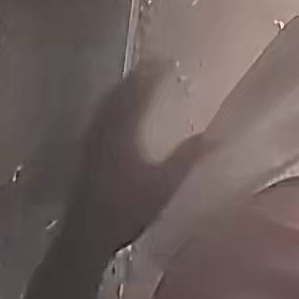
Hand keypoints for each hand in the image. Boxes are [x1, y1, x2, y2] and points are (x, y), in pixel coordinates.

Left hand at [64, 59, 203, 257]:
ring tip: (138, 79)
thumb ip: (188, 159)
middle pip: (120, 91)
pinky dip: (112, 101)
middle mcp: (104, 127)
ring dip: (124, 86)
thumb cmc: (126, 210)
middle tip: (154, 65)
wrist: (85, 236)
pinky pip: (100, 112)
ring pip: (107, 101)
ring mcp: (91, 137)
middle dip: (138, 75)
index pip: (139, 91)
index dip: (153, 73)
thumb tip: (214, 137)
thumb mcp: (164, 186)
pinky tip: (117, 109)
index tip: (167, 62)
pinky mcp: (84, 149)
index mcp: (124, 130)